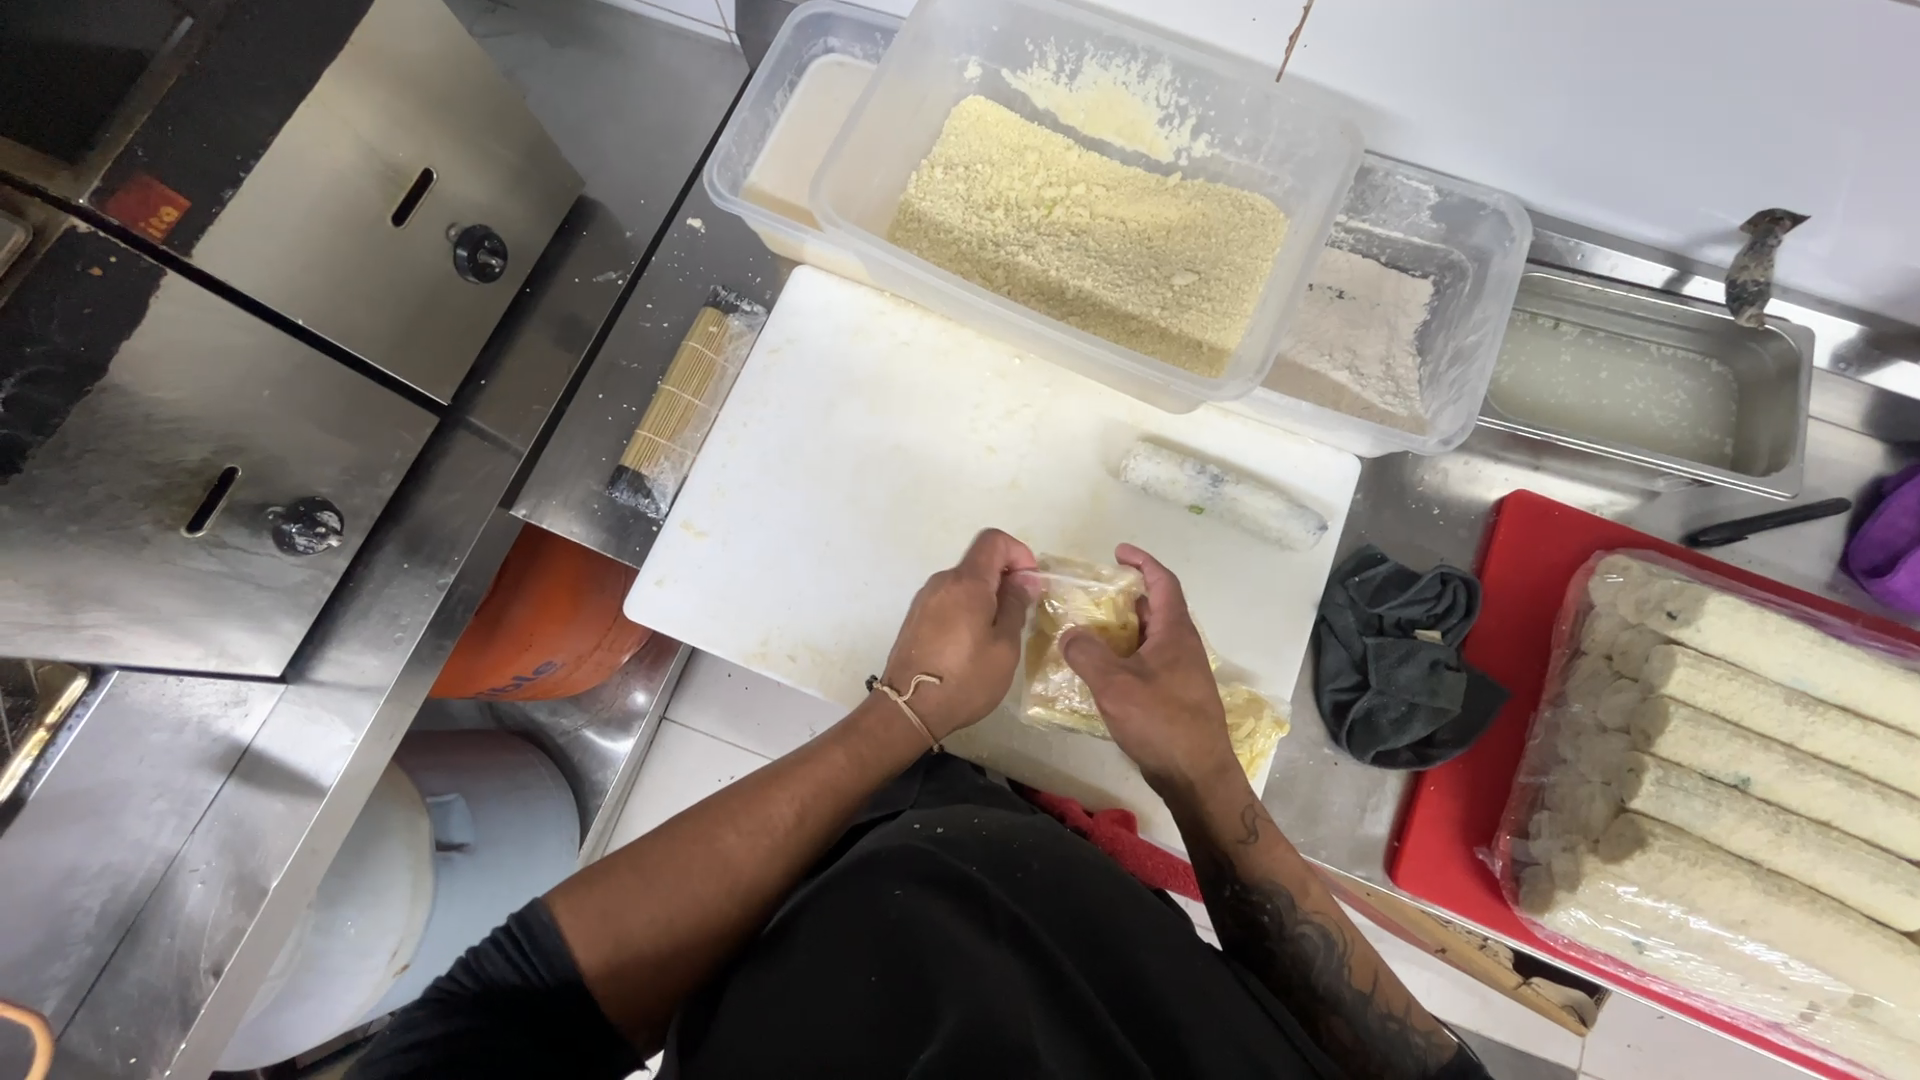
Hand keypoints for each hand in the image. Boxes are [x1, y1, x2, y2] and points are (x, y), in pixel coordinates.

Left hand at [878, 528, 1037, 740]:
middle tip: (1020, 615)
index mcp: (966, 582)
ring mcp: (924, 599)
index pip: (994, 539)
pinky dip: (967, 609)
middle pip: (979, 562)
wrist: (908, 709)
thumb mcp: (1004, 646)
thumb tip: (1025, 579)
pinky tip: (972, 644)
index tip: (1030, 584)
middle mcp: (941, 582)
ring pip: (964, 583)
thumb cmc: (965, 679)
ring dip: (987, 597)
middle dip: (1005, 579)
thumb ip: (1015, 606)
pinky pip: (949, 600)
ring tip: (998, 635)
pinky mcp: (916, 618)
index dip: (1019, 553)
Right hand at [1061, 544, 1239, 794]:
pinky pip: (1149, 662)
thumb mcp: (1114, 684)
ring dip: (1125, 630)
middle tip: (1096, 597)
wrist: (1197, 776)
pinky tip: (1105, 672)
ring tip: (1092, 632)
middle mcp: (1183, 647)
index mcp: (1175, 633)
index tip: (1118, 552)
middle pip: (1157, 609)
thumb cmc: (1161, 722)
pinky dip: (1127, 656)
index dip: (1142, 562)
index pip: (1163, 583)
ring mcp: (1182, 674)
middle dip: (1128, 597)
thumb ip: (1087, 653)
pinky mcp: (1176, 698)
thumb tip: (1071, 634)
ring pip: (1152, 638)